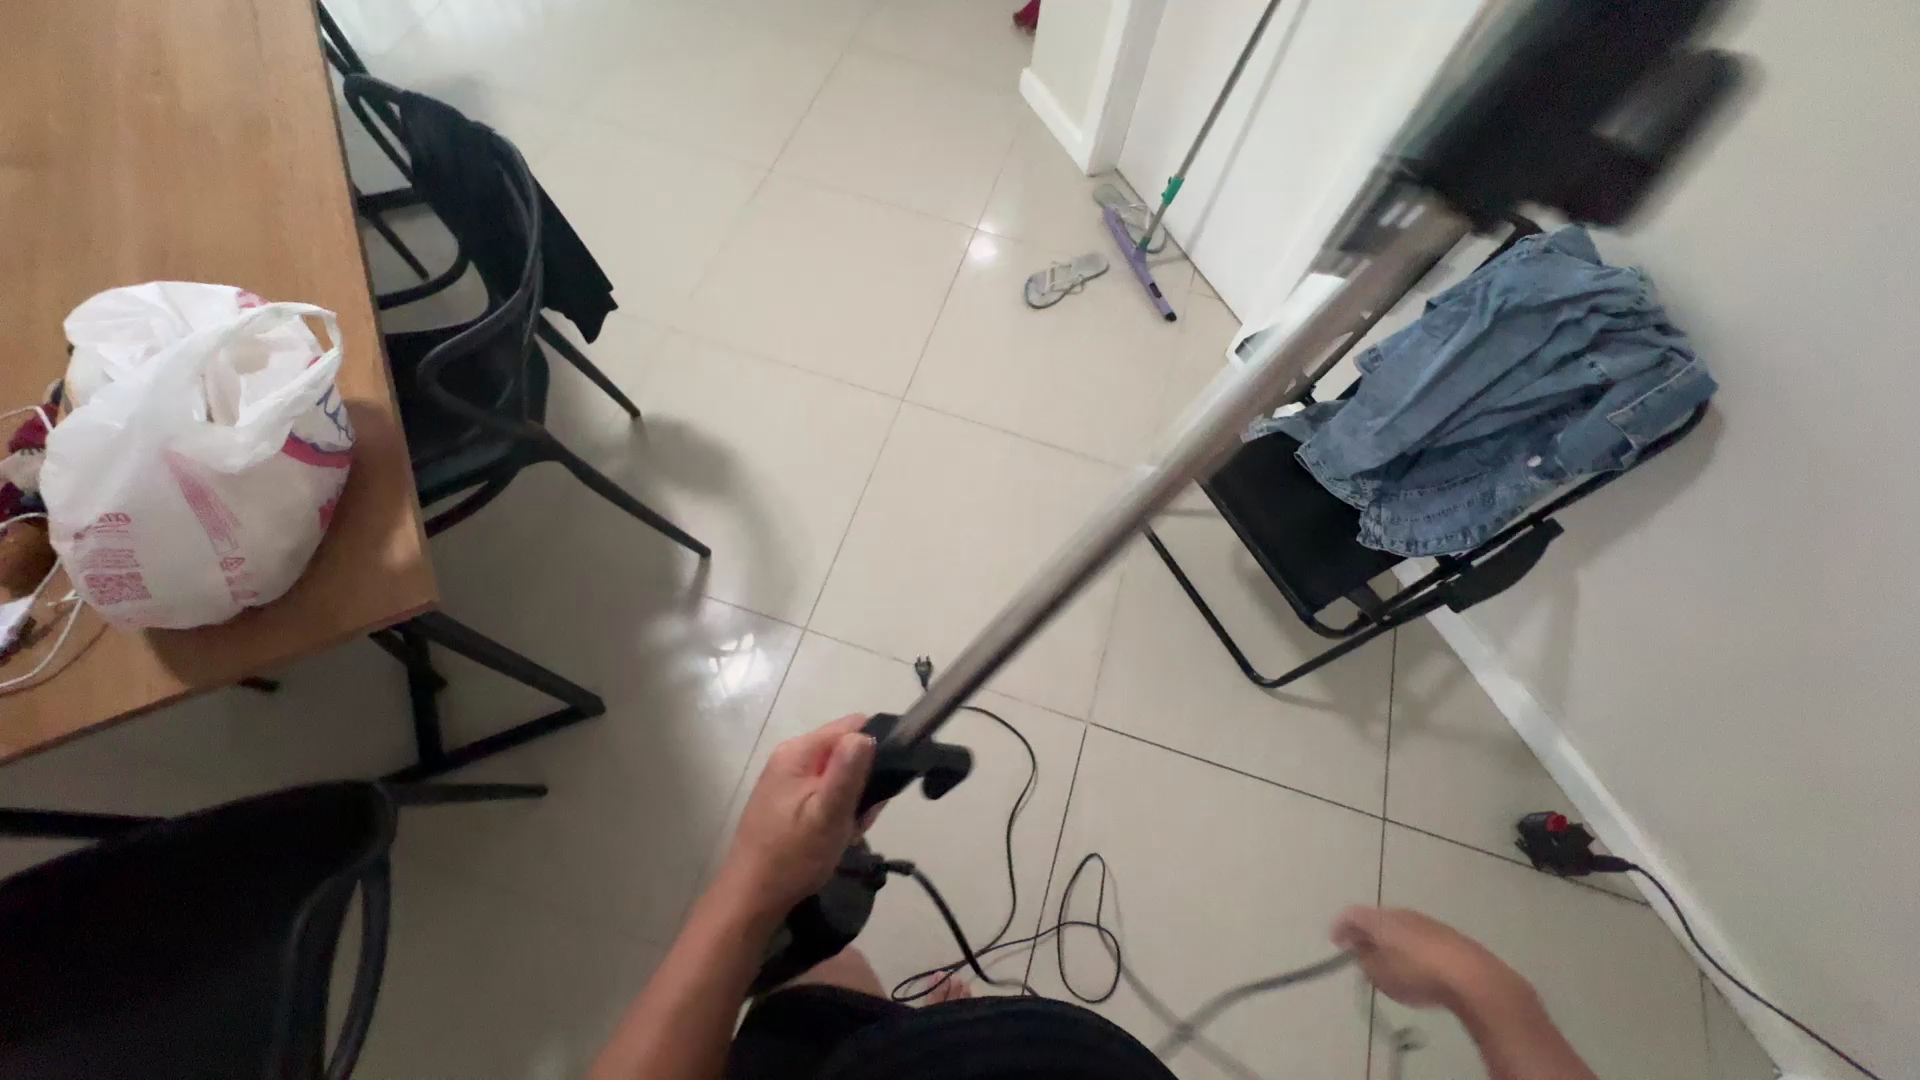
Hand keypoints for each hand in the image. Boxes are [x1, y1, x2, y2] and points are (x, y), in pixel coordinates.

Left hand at [716, 715, 876, 918]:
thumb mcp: (828, 814)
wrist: (752, 898)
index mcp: (799, 752)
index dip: (874, 750)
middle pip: (845, 751)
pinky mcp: (786, 799)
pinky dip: (836, 811)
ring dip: (851, 800)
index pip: (852, 726)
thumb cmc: (793, 856)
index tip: (881, 785)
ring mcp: (786, 778)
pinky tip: (835, 836)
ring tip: (848, 830)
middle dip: (862, 781)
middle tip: (863, 816)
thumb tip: (866, 734)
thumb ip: (848, 772)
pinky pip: (824, 792)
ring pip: (837, 775)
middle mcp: (790, 756)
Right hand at [1331, 907, 1528, 1011]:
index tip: (1335, 942)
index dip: (1339, 927)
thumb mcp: (1380, 976)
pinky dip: (1412, 947)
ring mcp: (1426, 921)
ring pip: (1400, 927)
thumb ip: (1365, 963)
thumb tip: (1362, 955)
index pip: (1350, 915)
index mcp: (1379, 919)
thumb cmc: (1417, 975)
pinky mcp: (1449, 935)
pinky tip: (1418, 966)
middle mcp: (1400, 913)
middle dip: (1367, 934)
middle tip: (1362, 952)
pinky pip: (1420, 937)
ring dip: (1391, 941)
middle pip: (1376, 919)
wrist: (1472, 976)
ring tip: (1390, 962)